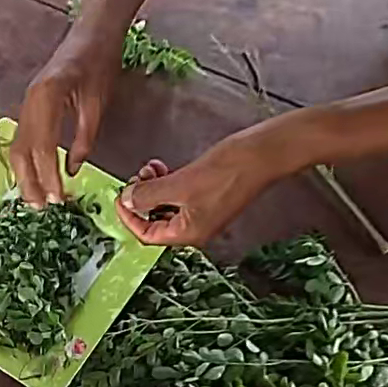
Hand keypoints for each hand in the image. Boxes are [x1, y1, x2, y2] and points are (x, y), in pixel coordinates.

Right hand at [9, 34, 120, 206]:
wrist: (93, 30)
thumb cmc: (99, 61)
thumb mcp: (97, 104)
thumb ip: (84, 139)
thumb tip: (73, 170)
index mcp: (47, 97)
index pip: (43, 148)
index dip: (48, 177)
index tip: (57, 198)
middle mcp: (30, 102)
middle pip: (22, 152)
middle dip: (30, 183)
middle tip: (41, 208)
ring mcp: (26, 104)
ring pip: (17, 149)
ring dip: (24, 177)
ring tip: (34, 199)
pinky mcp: (29, 107)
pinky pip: (22, 140)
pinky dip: (26, 163)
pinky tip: (33, 178)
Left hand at [116, 132, 277, 244]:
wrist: (267, 152)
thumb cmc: (230, 169)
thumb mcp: (180, 183)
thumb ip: (150, 194)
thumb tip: (128, 200)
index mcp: (187, 234)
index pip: (146, 234)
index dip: (129, 217)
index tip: (120, 197)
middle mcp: (194, 230)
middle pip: (154, 221)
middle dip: (141, 199)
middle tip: (137, 177)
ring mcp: (202, 214)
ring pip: (165, 207)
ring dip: (153, 189)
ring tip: (151, 168)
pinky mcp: (208, 198)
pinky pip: (179, 197)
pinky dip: (167, 184)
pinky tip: (163, 167)